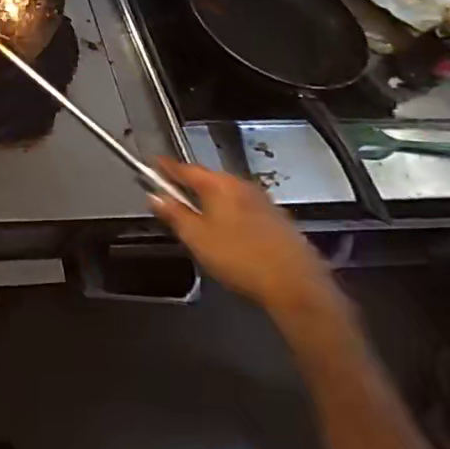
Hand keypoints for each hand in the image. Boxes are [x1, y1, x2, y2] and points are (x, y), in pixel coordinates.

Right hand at [149, 158, 346, 320]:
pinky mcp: (277, 218)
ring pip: (228, 194)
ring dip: (211, 200)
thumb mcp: (196, 238)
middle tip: (172, 194)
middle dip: (190, 185)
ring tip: (198, 216)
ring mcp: (263, 201)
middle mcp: (242, 185)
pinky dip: (230, 213)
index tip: (155, 164)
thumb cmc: (240, 258)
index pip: (185, 168)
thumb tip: (155, 196)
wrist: (295, 284)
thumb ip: (174, 214)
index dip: (167, 168)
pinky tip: (228, 232)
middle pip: (209, 179)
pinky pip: (244, 208)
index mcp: (218, 184)